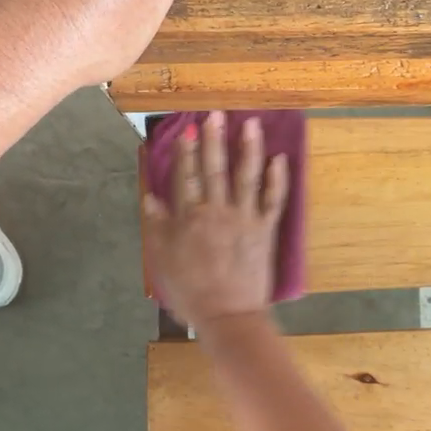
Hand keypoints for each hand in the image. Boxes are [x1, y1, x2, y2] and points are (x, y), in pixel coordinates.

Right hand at [142, 111, 290, 329]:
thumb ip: (158, 226)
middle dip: (214, 139)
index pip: (186, 177)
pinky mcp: (266, 229)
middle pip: (214, 168)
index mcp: (189, 217)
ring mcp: (244, 218)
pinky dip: (277, 178)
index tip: (187, 129)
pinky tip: (279, 158)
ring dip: (248, 148)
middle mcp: (216, 211)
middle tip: (216, 114)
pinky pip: (273, 199)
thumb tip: (150, 196)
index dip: (186, 151)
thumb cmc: (191, 292)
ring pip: (246, 175)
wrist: (228, 315)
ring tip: (251, 124)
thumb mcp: (163, 260)